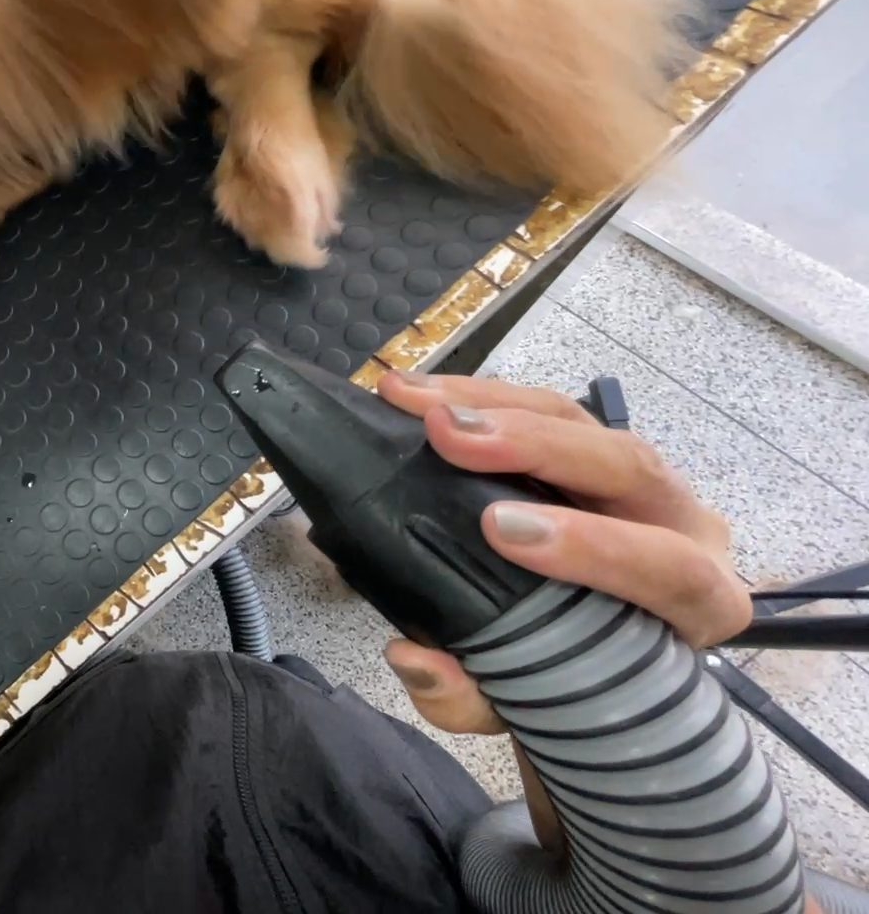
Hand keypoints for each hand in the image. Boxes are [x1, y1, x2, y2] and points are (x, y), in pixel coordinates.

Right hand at [372, 370, 749, 736]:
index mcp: (686, 604)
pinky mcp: (573, 443)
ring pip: (576, 419)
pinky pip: (534, 403)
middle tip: (445, 435)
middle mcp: (674, 525)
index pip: (668, 568)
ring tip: (407, 398)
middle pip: (625, 465)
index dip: (593, 546)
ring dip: (487, 403)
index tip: (500, 529)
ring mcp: (625, 476)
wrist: (582, 637)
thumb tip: (411, 659)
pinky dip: (470, 393)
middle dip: (532, 445)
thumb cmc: (559, 671)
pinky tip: (410, 393)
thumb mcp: (511, 700)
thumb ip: (465, 698)